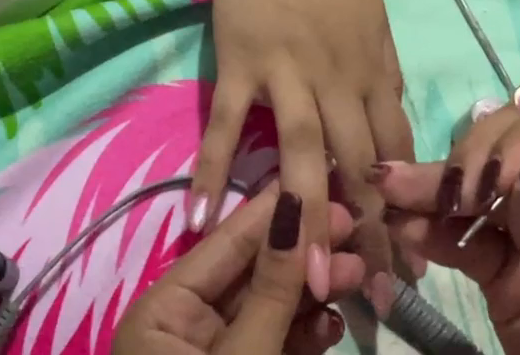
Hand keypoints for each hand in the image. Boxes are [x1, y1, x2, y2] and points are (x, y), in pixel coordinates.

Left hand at [113, 187, 363, 354]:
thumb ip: (270, 291)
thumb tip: (298, 208)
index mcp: (162, 311)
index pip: (228, 244)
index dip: (280, 214)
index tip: (330, 182)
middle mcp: (186, 323)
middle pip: (255, 273)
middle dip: (306, 254)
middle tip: (354, 230)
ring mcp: (217, 351)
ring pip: (274, 306)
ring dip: (315, 291)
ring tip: (357, 273)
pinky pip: (279, 340)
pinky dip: (307, 331)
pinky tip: (334, 321)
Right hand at [188, 0, 412, 304]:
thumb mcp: (376, 17)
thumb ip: (385, 72)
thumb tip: (393, 128)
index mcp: (372, 68)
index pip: (395, 147)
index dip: (405, 203)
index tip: (412, 255)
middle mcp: (336, 79)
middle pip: (357, 163)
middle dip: (369, 232)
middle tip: (375, 297)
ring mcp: (285, 72)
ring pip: (302, 153)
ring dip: (308, 219)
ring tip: (309, 281)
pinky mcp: (239, 64)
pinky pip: (227, 123)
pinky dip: (215, 169)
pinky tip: (202, 218)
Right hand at [373, 108, 519, 354]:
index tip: (488, 184)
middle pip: (510, 148)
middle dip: (470, 160)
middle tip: (444, 193)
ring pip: (478, 191)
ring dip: (434, 189)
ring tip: (387, 189)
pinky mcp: (505, 273)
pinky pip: (463, 241)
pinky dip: (430, 232)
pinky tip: (402, 228)